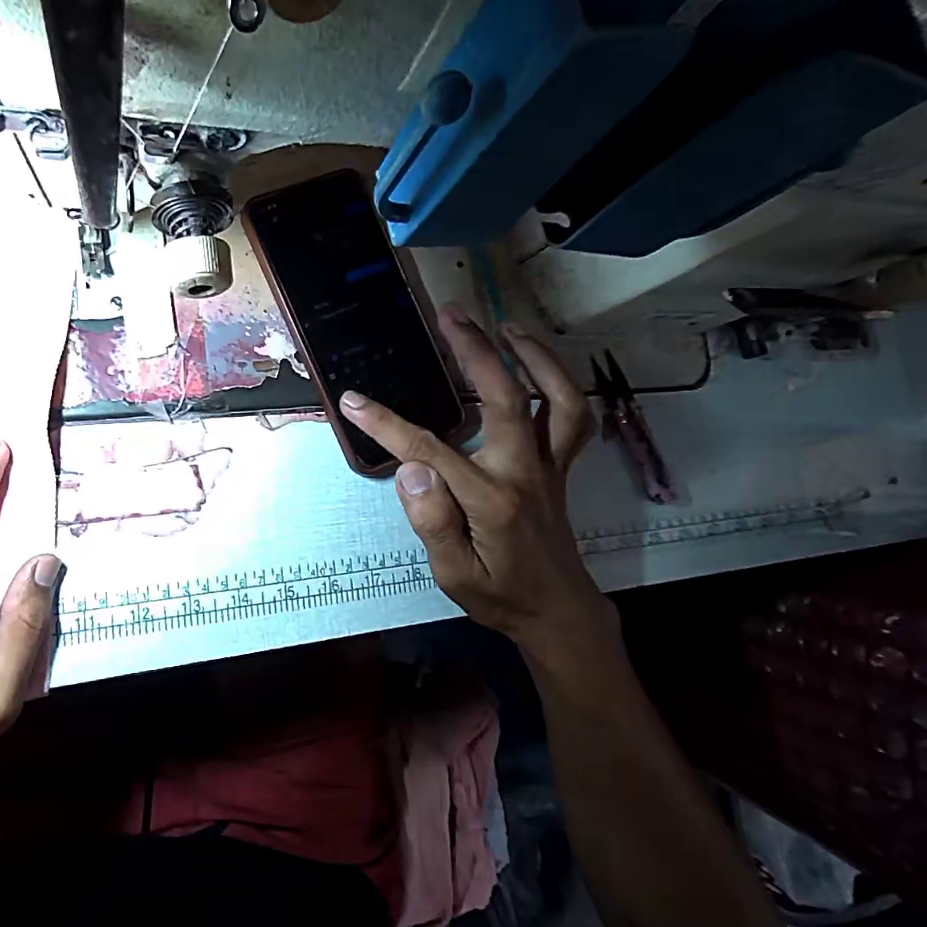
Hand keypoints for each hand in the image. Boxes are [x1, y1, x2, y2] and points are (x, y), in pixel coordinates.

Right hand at [337, 304, 607, 651]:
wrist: (558, 611)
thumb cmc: (501, 596)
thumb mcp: (454, 575)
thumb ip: (432, 523)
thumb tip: (410, 469)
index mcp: (491, 500)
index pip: (431, 451)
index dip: (388, 424)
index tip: (355, 400)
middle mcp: (525, 472)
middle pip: (504, 397)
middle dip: (474, 351)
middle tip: (449, 314)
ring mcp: (549, 465)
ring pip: (555, 398)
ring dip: (533, 356)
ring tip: (506, 326)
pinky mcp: (561, 465)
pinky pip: (572, 417)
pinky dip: (559, 385)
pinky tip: (538, 366)